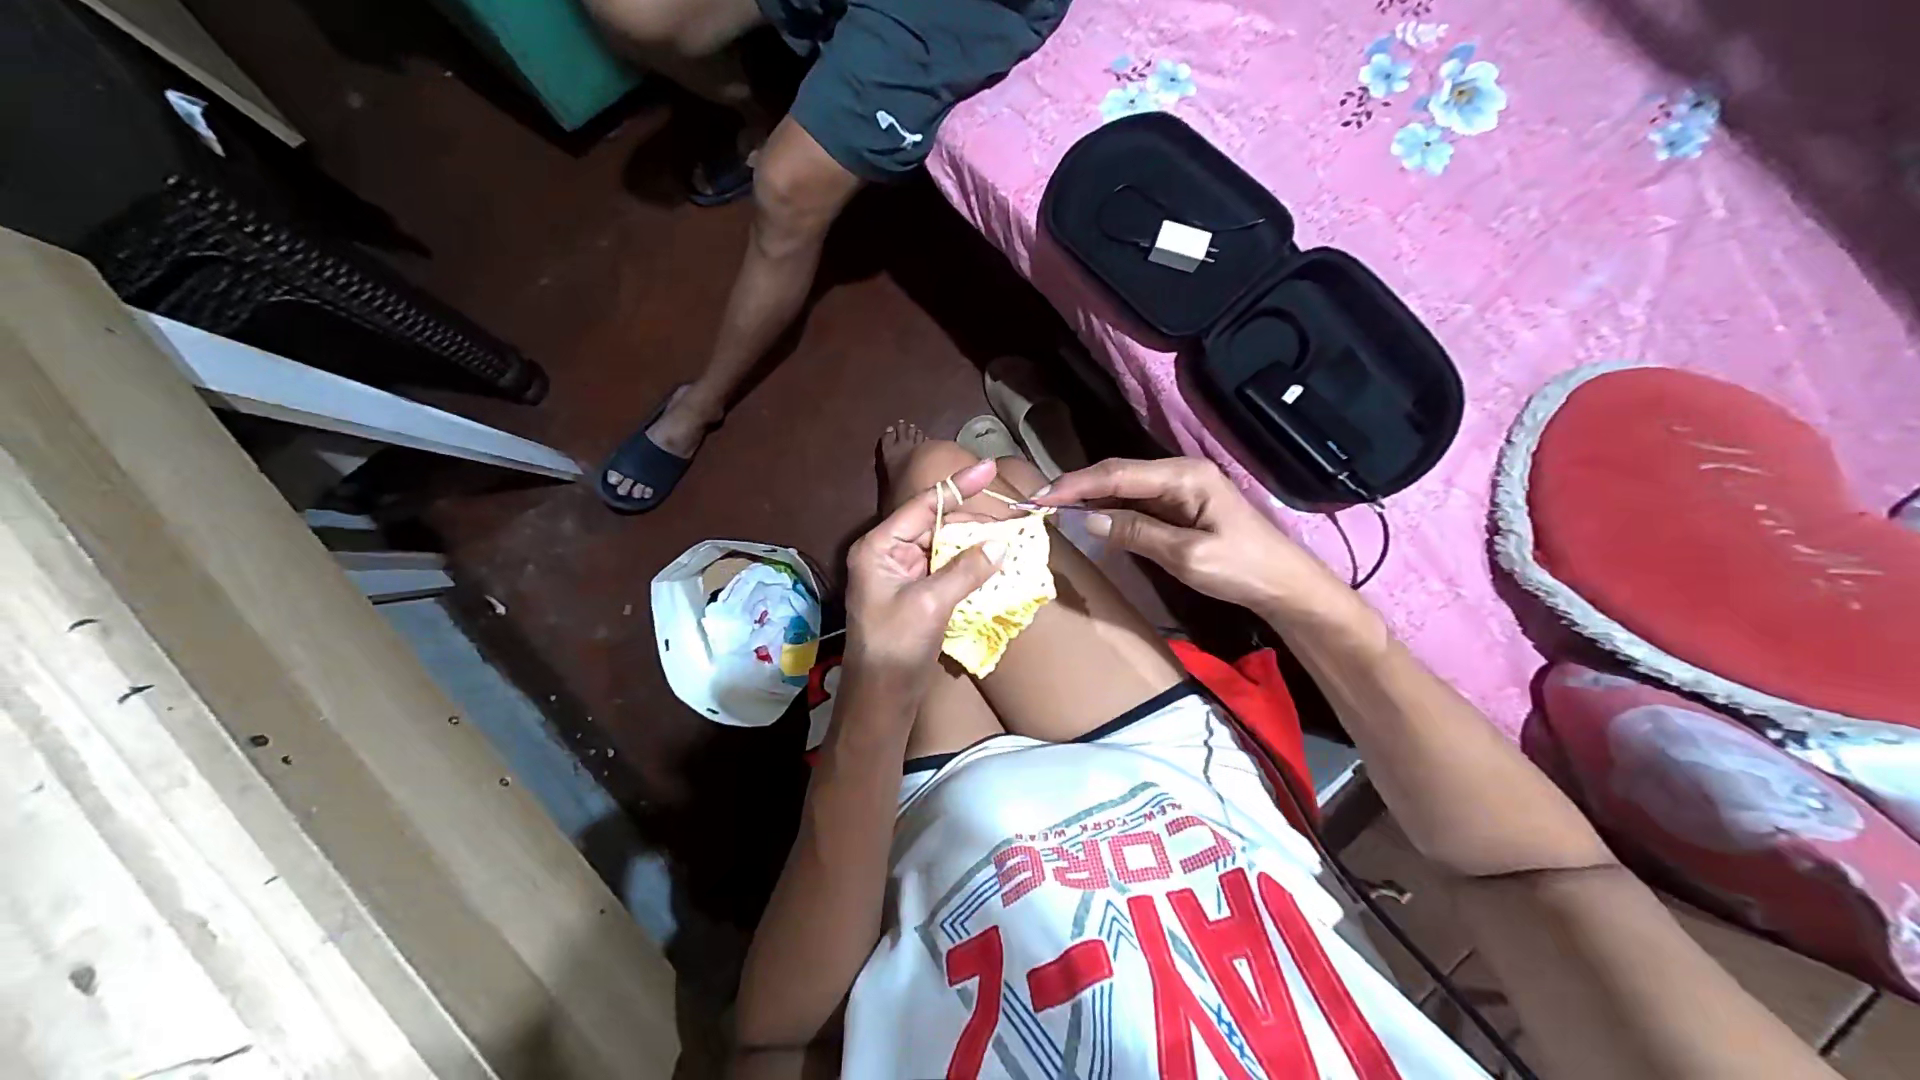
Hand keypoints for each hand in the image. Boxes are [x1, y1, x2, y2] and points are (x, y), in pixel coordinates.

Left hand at [844, 459, 1006, 696]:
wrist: (881, 698)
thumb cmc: (894, 648)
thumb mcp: (930, 605)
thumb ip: (965, 570)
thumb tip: (1001, 544)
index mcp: (879, 548)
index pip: (922, 505)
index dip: (958, 486)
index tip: (990, 466)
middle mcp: (888, 554)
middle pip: (935, 522)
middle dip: (972, 519)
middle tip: (1011, 518)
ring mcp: (902, 574)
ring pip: (944, 545)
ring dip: (974, 542)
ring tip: (1009, 537)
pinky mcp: (916, 592)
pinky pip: (946, 567)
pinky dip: (969, 564)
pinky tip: (994, 562)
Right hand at [1036, 457, 1363, 629]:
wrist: (1284, 584)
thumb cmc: (1242, 568)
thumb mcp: (1187, 555)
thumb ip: (1137, 532)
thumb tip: (1089, 519)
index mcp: (1185, 476)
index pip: (1118, 473)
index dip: (1076, 483)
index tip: (1041, 495)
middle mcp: (1180, 472)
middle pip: (1118, 473)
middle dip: (1077, 486)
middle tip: (1039, 502)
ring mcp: (1180, 488)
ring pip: (1124, 486)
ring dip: (1090, 497)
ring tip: (1054, 509)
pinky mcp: (1179, 505)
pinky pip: (1136, 501)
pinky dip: (1109, 508)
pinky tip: (1089, 517)